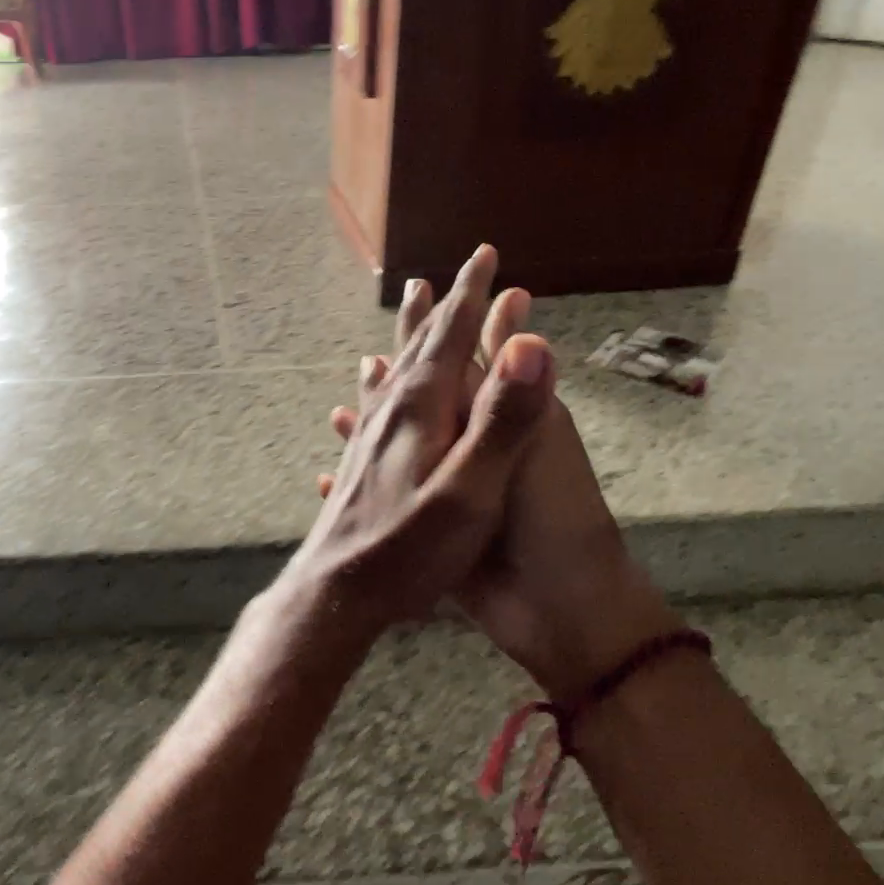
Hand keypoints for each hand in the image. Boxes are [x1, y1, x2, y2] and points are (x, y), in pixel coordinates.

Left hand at [279, 245, 556, 634]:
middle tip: (441, 274)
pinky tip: (367, 384)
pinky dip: (382, 379)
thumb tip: (530, 343)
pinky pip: (374, 402)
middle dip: (437, 308)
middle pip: (416, 346)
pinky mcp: (359, 461)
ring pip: (391, 371)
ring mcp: (369, 436)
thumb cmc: (408, 550)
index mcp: (420, 408)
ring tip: (407, 313)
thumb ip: (501, 422)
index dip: (471, 294)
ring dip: (407, 338)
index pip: (451, 336)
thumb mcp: (469, 492)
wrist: (335, 593)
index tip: (484, 255)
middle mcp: (390, 412)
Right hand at [320, 281, 682, 700]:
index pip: (473, 350)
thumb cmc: (544, 522)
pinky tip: (329, 471)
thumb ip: (507, 391)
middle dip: (418, 350)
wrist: (554, 611)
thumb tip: (514, 308)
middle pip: (438, 384)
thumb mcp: (525, 446)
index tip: (451, 273)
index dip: (464, 312)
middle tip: (397, 314)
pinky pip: (394, 483)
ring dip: (382, 411)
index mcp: (499, 418)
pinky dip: (366, 473)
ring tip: (349, 388)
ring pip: (411, 432)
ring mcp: (453, 482)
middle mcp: (474, 442)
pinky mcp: (436, 521)